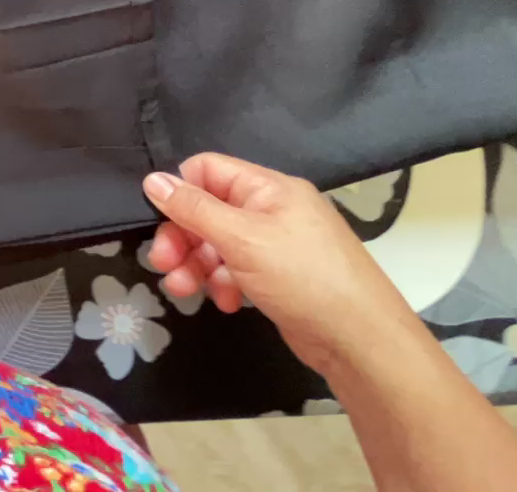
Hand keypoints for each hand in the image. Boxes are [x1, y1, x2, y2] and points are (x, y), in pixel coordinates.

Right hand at [142, 153, 420, 375]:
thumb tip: (152, 179)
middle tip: (163, 264)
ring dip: (195, 264)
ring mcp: (275, 244)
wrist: (365, 346)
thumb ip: (192, 208)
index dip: (179, 190)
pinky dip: (223, 282)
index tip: (161, 219)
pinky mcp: (277, 275)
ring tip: (184, 290)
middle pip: (206, 209)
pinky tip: (226, 303)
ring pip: (216, 242)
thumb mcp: (241, 238)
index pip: (207, 169)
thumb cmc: (304, 279)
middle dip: (181, 237)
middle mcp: (271, 210)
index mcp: (268, 188)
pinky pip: (235, 267)